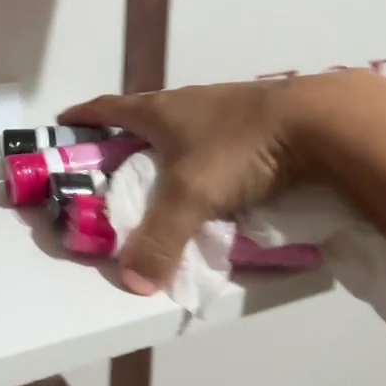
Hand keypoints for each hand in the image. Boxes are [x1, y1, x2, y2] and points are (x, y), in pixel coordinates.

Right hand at [60, 72, 378, 294]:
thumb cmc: (239, 147)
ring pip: (187, 130)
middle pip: (146, 118)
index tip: (64, 122)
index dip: (85, 116)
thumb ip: (160, 239)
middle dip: (129, 139)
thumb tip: (132, 281)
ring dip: (173, 151)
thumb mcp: (191, 196)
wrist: (320, 123)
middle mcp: (188, 104)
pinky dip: (210, 161)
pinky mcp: (259, 123)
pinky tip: (222, 185)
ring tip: (170, 185)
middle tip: (118, 170)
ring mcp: (226, 109)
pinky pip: (221, 142)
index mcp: (160, 110)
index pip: (109, 108)